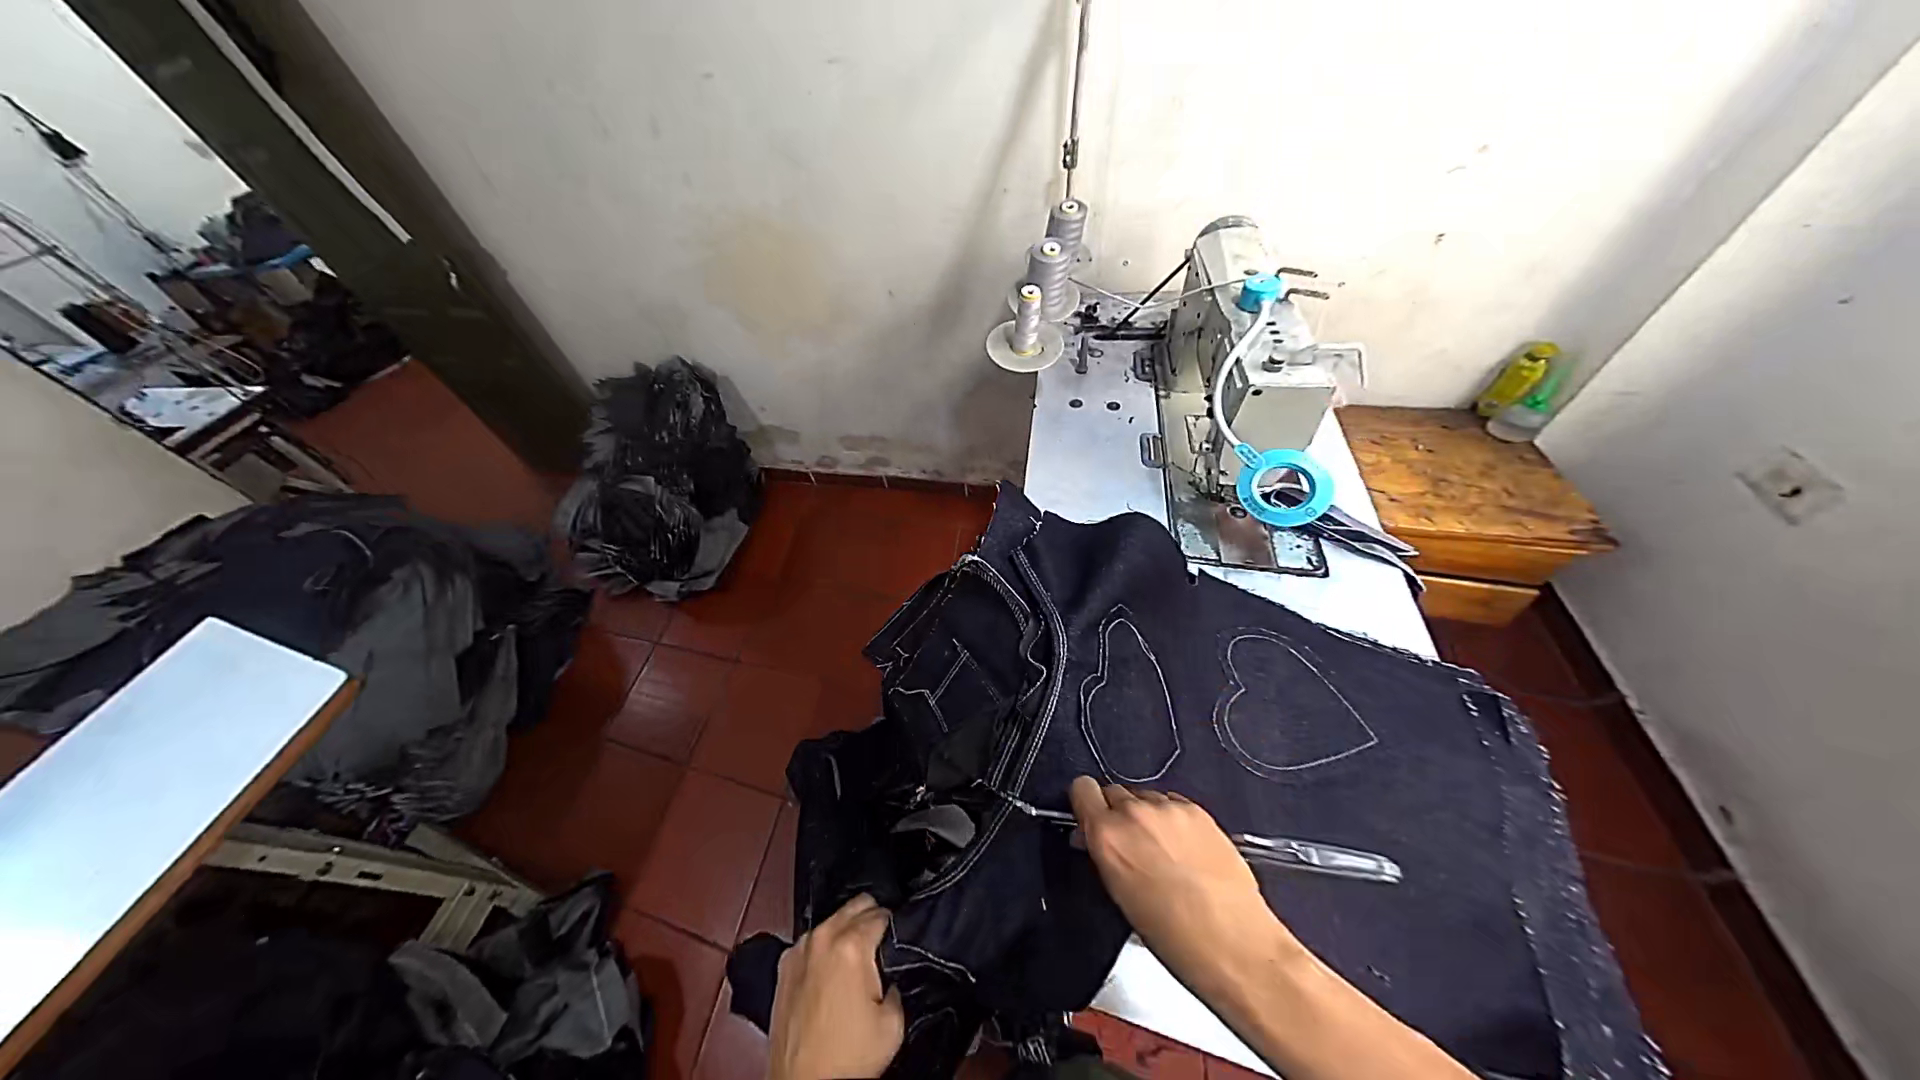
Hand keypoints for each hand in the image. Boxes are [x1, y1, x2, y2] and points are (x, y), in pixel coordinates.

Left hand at [768, 893, 904, 1079]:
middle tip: (882, 942)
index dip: (894, 924)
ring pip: (832, 920)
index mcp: (851, 945)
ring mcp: (799, 950)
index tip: (899, 939)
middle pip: (856, 905)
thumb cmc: (848, 1057)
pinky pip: (812, 941)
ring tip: (858, 956)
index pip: (881, 914)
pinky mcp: (783, 967)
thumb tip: (889, 975)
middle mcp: (822, 938)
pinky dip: (824, 946)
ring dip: (847, 929)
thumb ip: (896, 985)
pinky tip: (831, 968)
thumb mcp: (893, 1024)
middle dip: (871, 916)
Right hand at [1068, 775, 1301, 996]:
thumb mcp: (1118, 896)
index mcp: (1106, 836)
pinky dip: (1174, 820)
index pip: (1082, 789)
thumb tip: (1092, 838)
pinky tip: (1186, 850)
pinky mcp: (1198, 811)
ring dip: (1147, 817)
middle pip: (1114, 792)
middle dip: (1117, 814)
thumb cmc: (1174, 935)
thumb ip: (1101, 855)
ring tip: (1164, 852)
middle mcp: (1134, 814)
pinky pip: (1174, 804)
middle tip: (1131, 844)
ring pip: (1145, 798)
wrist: (1233, 943)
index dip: (1086, 804)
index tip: (1092, 817)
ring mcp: (1169, 809)